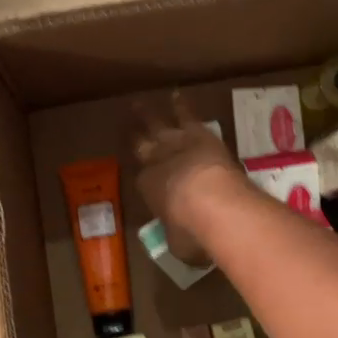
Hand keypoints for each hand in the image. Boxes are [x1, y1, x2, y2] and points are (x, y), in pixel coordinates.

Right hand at [133, 93, 247, 266]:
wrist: (212, 202)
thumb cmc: (192, 231)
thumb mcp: (180, 243)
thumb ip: (179, 236)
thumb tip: (183, 242)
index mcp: (147, 189)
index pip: (143, 180)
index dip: (145, 178)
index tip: (145, 176)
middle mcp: (157, 162)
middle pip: (142, 145)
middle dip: (135, 136)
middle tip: (125, 123)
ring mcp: (176, 144)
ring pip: (159, 125)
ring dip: (149, 115)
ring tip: (139, 104)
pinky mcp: (200, 134)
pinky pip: (187, 115)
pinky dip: (181, 105)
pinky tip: (176, 94)